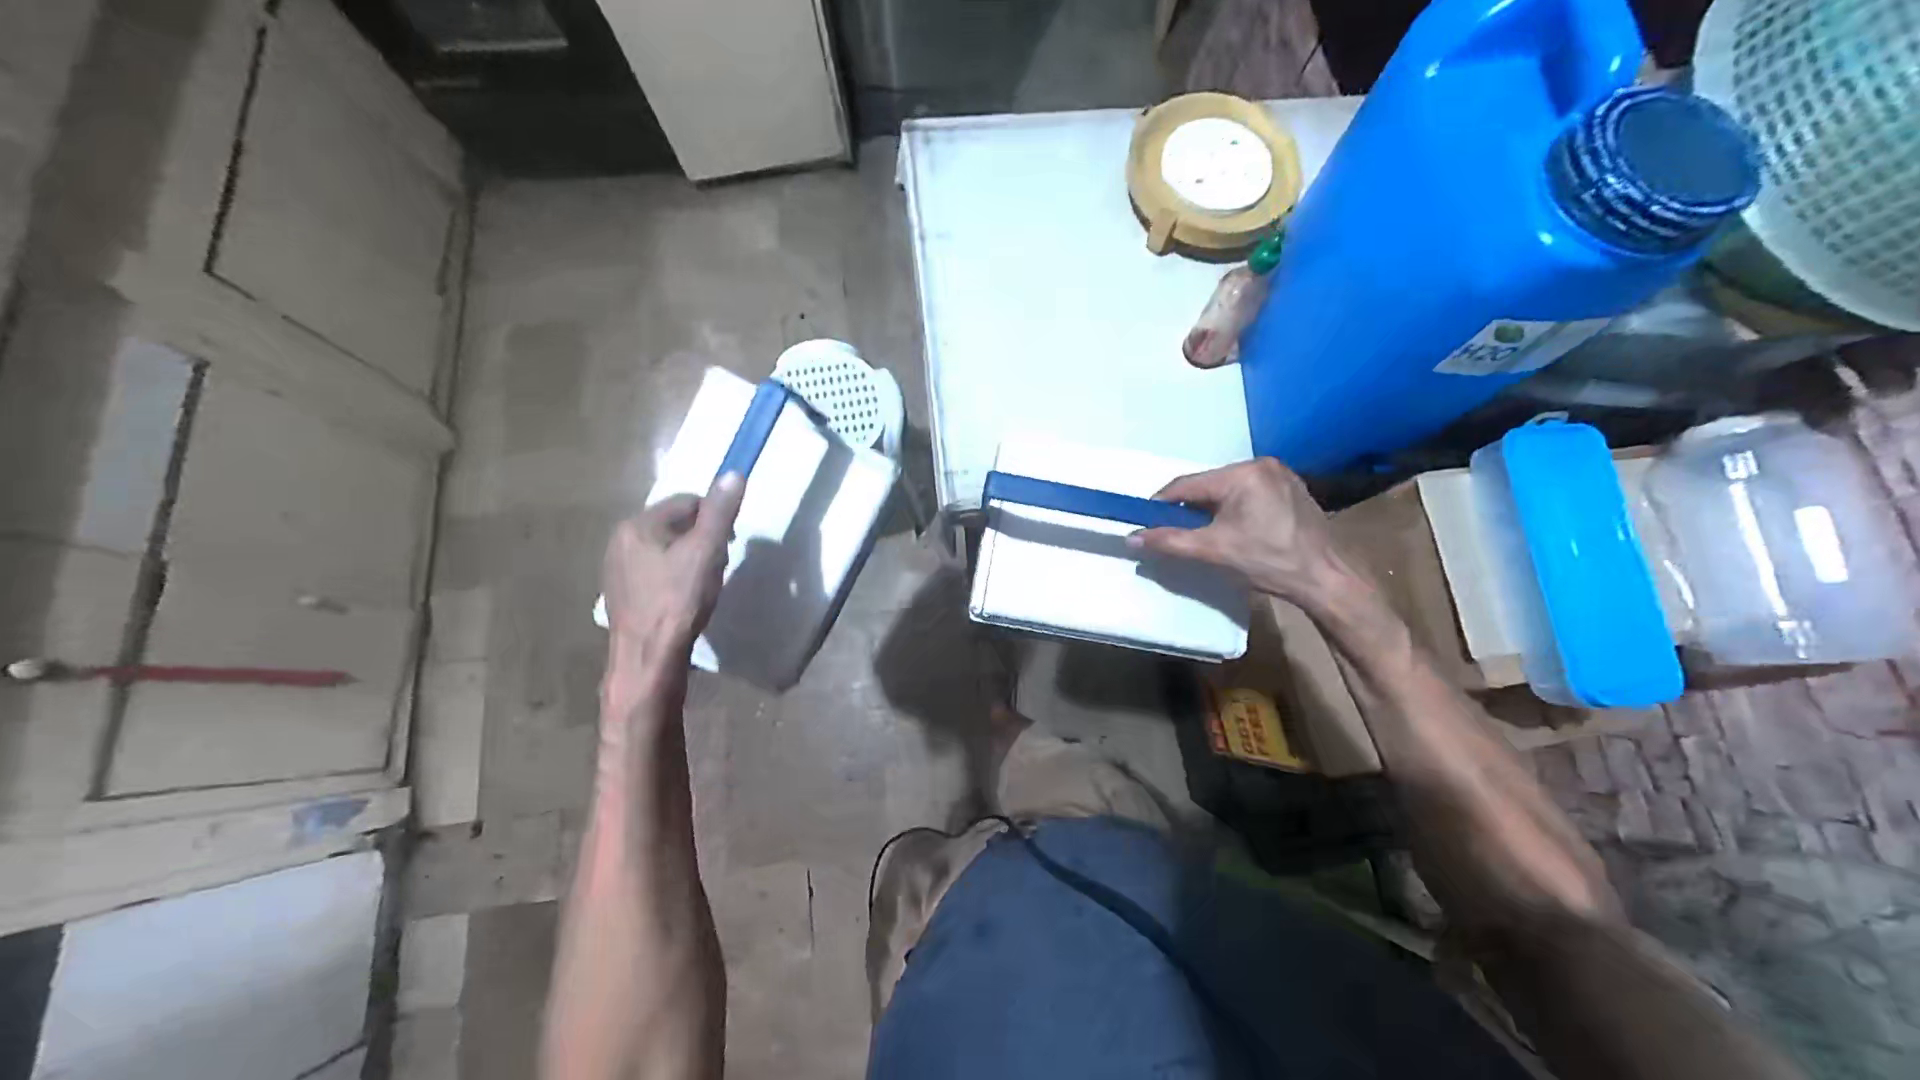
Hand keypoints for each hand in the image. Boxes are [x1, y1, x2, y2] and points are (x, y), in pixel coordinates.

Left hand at [602, 474, 745, 675]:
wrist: (648, 659)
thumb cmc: (678, 602)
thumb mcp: (706, 552)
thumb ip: (719, 512)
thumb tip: (733, 473)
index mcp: (637, 525)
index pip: (686, 502)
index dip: (714, 517)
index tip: (730, 542)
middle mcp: (620, 541)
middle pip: (674, 525)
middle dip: (702, 538)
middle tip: (719, 564)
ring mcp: (617, 570)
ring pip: (664, 549)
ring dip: (689, 558)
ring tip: (704, 583)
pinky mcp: (622, 594)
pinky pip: (654, 572)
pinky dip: (674, 577)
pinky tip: (684, 599)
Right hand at [1127, 458, 1348, 606]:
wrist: (1326, 578)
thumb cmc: (1269, 562)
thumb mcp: (1214, 551)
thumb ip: (1170, 541)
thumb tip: (1132, 538)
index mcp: (1243, 473)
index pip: (1187, 484)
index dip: (1162, 504)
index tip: (1148, 523)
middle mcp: (1261, 464)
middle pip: (1207, 485)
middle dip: (1189, 509)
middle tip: (1178, 534)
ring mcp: (1280, 474)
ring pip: (1227, 489)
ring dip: (1211, 510)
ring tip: (1205, 535)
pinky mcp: (1290, 488)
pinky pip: (1248, 493)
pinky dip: (1233, 509)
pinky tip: (1234, 531)